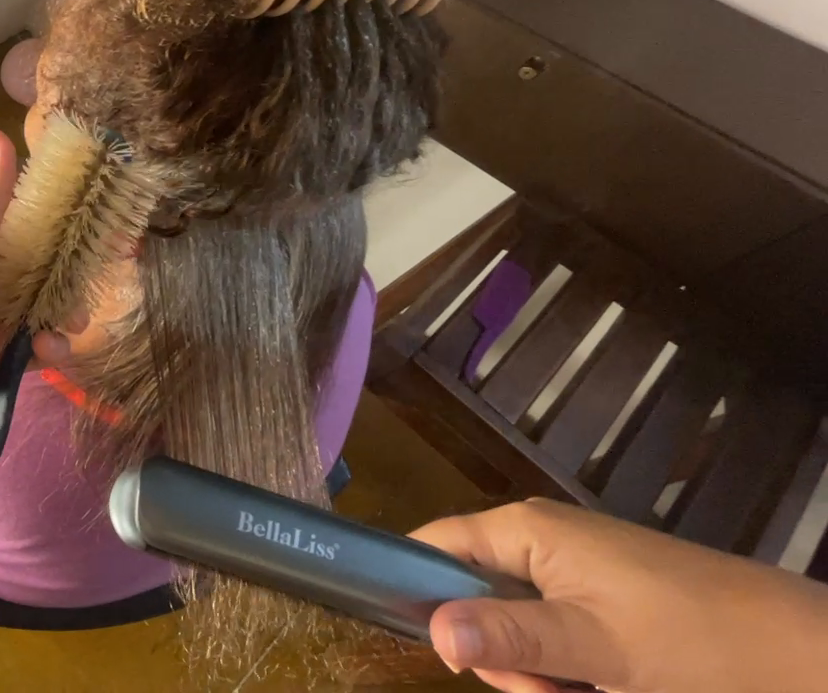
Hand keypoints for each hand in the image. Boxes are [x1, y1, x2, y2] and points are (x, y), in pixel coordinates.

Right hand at [411, 498, 827, 692]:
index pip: (431, 547)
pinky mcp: (606, 597)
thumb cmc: (703, 644)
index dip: (420, 594)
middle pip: (473, 596)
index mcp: (520, 530)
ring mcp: (573, 568)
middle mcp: (535, 539)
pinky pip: (559, 630)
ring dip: (542, 670)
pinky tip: (609, 690)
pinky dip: (575, 668)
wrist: (826, 657)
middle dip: (503, 655)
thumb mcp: (601, 649)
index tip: (449, 655)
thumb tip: (432, 635)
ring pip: (517, 624)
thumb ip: (512, 637)